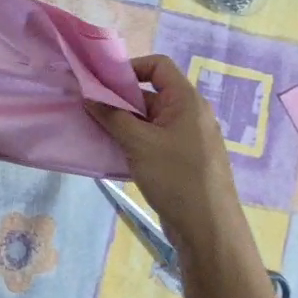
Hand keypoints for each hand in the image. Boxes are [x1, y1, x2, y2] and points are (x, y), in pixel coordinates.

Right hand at [86, 55, 242, 240]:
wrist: (209, 231)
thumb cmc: (176, 178)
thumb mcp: (138, 142)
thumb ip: (111, 115)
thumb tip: (88, 95)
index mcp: (186, 101)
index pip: (158, 66)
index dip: (130, 67)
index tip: (103, 83)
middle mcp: (189, 115)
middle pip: (149, 93)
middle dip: (119, 99)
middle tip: (90, 108)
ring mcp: (186, 139)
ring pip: (147, 119)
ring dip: (122, 122)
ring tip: (96, 130)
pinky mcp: (181, 160)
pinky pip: (152, 139)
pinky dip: (132, 140)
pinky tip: (112, 151)